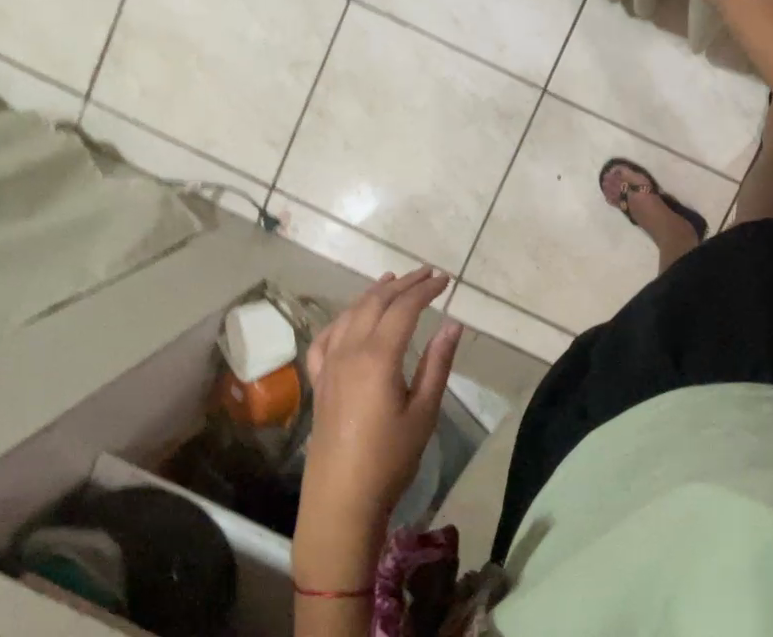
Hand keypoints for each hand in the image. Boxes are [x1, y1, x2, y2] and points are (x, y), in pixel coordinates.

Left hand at [302, 268, 463, 520]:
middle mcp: (349, 352)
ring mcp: (329, 366)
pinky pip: (326, 339)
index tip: (445, 280)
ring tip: (392, 280)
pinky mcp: (319, 383)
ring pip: (349, 315)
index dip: (425, 290)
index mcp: (378, 358)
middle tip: (427, 274)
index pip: (403, 309)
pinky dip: (341, 319)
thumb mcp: (424, 412)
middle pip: (375, 304)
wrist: (342, 499)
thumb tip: (453, 324)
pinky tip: (350, 317)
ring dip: (373, 294)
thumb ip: (437, 364)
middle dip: (402, 284)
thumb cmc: (390, 458)